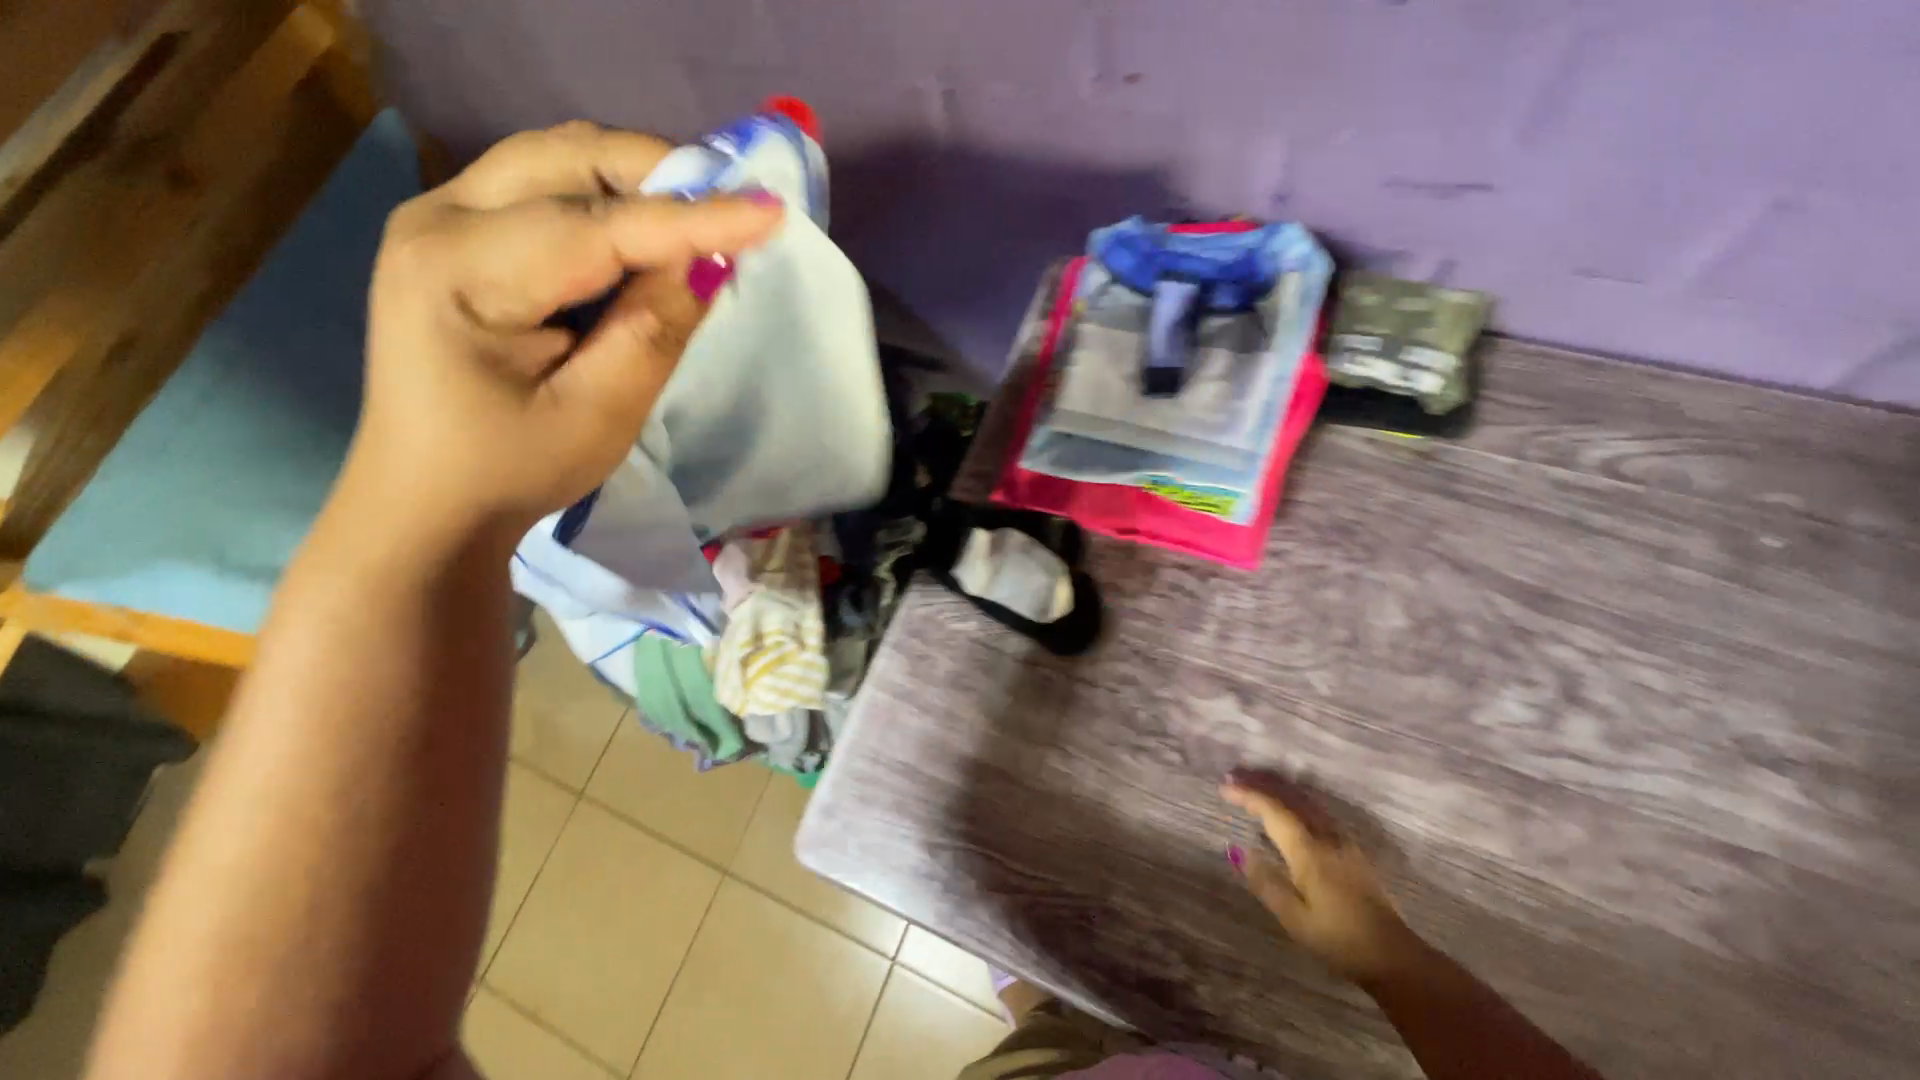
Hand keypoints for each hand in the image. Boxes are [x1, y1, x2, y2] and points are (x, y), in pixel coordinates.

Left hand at [346, 121, 783, 542]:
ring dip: (638, 181)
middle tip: (735, 212)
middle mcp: (438, 217)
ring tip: (699, 223)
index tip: (771, 213)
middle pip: (570, 158)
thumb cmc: (511, 469)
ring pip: (560, 159)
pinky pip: (547, 184)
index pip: (598, 227)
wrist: (427, 497)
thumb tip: (712, 261)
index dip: (692, 218)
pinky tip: (646, 237)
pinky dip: (610, 199)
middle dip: (663, 175)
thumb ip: (655, 330)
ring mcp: (441, 214)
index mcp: (460, 272)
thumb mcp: (598, 414)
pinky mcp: (458, 228)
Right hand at [1221, 772, 1423, 985]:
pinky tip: (1289, 807)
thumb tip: (1238, 850)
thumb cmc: (1338, 939)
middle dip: (1261, 783)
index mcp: (1309, 851)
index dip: (1248, 795)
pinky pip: (1318, 811)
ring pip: (1307, 801)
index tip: (1224, 788)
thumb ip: (1265, 882)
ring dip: (1279, 788)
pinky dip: (1296, 800)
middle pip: (1291, 797)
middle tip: (1233, 777)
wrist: (1392, 954)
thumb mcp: (1294, 918)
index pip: (1274, 810)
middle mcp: (1326, 836)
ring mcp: (1343, 841)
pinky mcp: (1352, 849)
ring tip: (1255, 784)